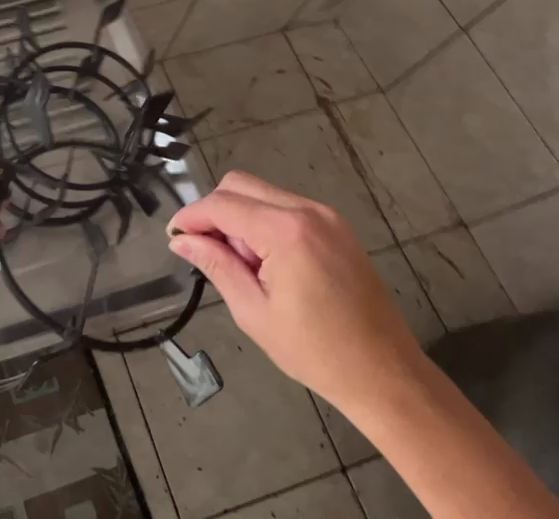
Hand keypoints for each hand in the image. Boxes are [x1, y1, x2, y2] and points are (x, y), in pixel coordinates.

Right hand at [167, 171, 427, 414]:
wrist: (385, 373)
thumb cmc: (315, 351)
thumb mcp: (253, 312)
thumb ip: (217, 265)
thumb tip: (181, 240)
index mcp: (286, 231)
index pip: (222, 204)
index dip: (191, 217)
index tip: (173, 238)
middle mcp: (307, 210)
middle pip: (239, 185)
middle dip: (213, 211)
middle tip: (204, 250)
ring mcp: (326, 215)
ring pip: (261, 192)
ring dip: (238, 216)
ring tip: (237, 262)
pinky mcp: (336, 226)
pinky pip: (284, 205)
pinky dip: (262, 220)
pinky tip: (264, 260)